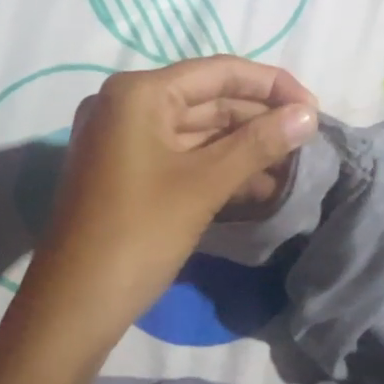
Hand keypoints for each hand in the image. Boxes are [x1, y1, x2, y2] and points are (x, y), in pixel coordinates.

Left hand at [0, 57, 319, 383]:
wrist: (69, 312)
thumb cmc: (137, 235)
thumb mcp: (203, 186)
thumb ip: (258, 144)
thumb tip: (308, 115)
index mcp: (139, 92)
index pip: (218, 72)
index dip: (271, 85)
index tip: (313, 108)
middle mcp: (127, 103)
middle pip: (208, 99)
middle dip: (259, 120)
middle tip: (308, 139)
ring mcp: (123, 138)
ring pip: (197, 130)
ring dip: (243, 147)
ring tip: (293, 166)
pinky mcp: (126, 170)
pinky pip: (181, 155)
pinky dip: (218, 167)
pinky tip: (260, 187)